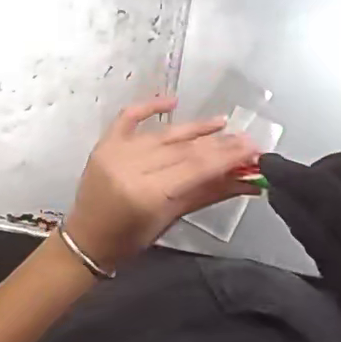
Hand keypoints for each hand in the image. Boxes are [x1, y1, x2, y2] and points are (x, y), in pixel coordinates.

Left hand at [61, 95, 259, 270]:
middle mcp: (131, 168)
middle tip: (246, 139)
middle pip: (183, 150)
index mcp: (147, 194)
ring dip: (195, 128)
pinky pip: (127, 118)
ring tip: (222, 123)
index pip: (195, 168)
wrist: (86, 240)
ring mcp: (115, 153)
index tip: (253, 149)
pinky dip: (149, 106)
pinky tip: (173, 101)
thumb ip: (207, 194)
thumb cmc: (130, 239)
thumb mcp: (170, 220)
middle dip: (218, 144)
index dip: (227, 157)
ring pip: (163, 135)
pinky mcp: (104, 145)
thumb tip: (246, 180)